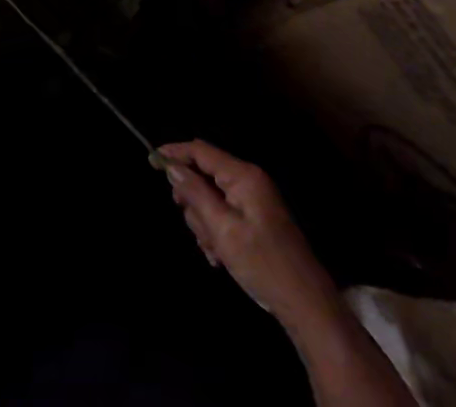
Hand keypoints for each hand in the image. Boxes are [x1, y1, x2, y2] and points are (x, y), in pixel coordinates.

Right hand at [159, 140, 340, 328]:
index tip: (150, 161)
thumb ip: (195, 193)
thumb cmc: (263, 263)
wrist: (306, 305)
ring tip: (214, 250)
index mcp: (244, 176)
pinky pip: (221, 215)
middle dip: (193, 202)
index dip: (174, 153)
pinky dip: (215, 233)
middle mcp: (248, 182)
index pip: (201, 151)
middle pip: (203, 176)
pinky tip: (220, 257)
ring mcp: (253, 201)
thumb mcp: (222, 229)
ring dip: (204, 224)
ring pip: (209, 199)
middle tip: (198, 228)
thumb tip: (172, 167)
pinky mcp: (254, 220)